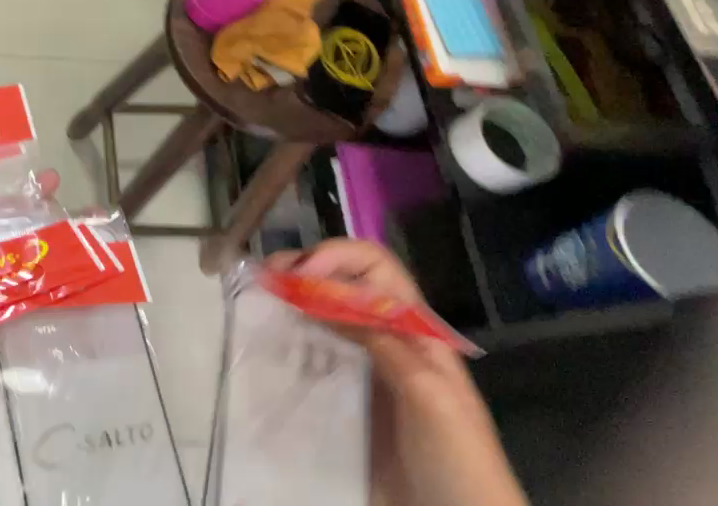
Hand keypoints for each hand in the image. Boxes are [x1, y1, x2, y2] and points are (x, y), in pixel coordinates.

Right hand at [266, 240, 526, 505]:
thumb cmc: (457, 459)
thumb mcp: (428, 395)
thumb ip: (383, 340)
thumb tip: (323, 291)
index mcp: (416, 330)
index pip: (376, 268)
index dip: (338, 257)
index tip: (301, 274)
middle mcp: (388, 339)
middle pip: (344, 283)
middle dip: (305, 268)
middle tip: (266, 278)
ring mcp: (365, 369)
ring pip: (323, 316)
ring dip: (292, 299)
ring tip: (260, 301)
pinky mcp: (345, 400)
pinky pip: (312, 356)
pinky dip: (289, 340)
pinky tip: (270, 343)